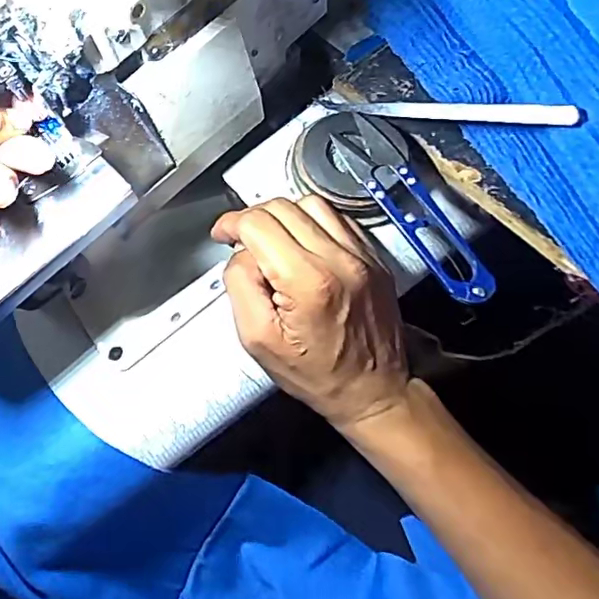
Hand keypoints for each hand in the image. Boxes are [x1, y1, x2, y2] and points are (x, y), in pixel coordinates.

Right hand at [215, 196, 409, 427]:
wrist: (375, 394)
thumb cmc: (318, 373)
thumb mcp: (256, 337)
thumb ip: (239, 284)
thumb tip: (241, 254)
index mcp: (307, 281)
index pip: (256, 223)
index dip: (230, 224)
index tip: (223, 235)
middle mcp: (339, 262)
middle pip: (280, 207)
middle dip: (251, 219)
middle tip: (242, 240)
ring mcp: (362, 258)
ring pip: (309, 204)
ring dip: (282, 215)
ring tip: (272, 239)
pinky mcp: (374, 259)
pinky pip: (336, 218)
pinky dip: (311, 221)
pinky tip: (301, 242)